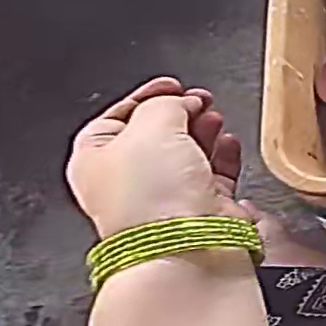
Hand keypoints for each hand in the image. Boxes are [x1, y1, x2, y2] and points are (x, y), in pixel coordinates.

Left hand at [67, 77, 246, 238]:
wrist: (187, 240)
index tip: (173, 85)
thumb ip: (166, 104)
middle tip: (201, 100)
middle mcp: (130, 178)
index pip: (119, 116)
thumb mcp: (152, 126)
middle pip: (157, 133)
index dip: (147, 97)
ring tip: (216, 117)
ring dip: (204, 131)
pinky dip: (225, 155)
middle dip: (181, 113)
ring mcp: (168, 193)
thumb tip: (181, 102)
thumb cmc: (153, 193)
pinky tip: (229, 143)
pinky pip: (216, 172)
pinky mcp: (204, 205)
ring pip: (188, 152)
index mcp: (96, 158)